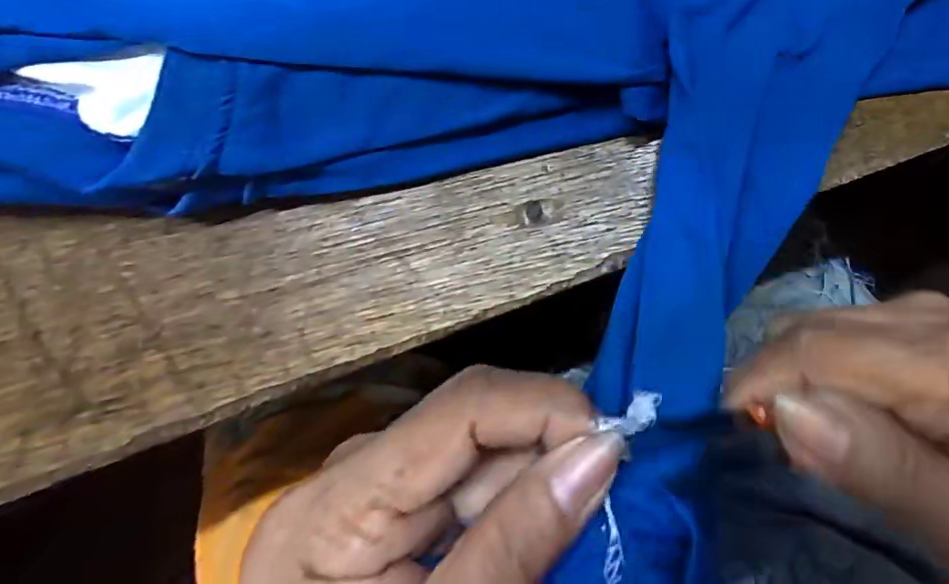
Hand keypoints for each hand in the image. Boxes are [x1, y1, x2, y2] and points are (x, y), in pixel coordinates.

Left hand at [243, 366, 623, 583]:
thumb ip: (516, 541)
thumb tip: (604, 448)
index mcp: (336, 505)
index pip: (466, 405)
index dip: (548, 408)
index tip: (612, 450)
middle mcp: (352, 479)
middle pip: (480, 423)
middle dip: (550, 451)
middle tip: (605, 497)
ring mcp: (373, 500)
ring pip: (488, 452)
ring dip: (542, 481)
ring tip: (572, 531)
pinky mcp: (395, 524)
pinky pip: (476, 488)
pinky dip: (521, 507)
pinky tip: (540, 539)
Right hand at [724, 292, 948, 583]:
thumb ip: (885, 469)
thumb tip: (785, 408)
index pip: (823, 348)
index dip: (759, 383)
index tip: (717, 433)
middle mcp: (938, 317)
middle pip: (821, 327)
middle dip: (769, 376)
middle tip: (743, 446)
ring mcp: (938, 318)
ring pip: (831, 325)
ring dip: (791, 372)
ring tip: (775, 437)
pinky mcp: (937, 333)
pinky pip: (855, 336)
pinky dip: (822, 369)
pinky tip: (824, 416)